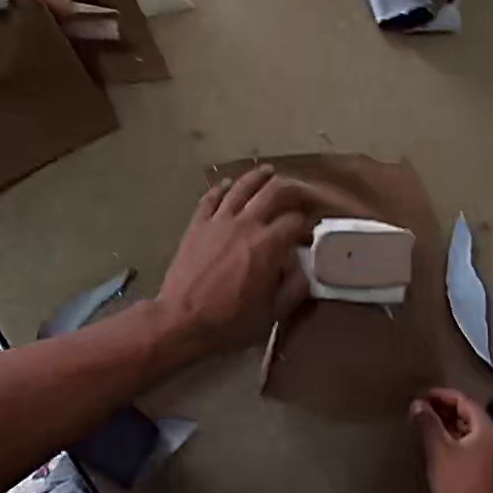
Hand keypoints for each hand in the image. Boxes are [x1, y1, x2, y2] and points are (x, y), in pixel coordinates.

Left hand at [154, 166, 312, 357]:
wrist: (182, 321)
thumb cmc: (231, 321)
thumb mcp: (274, 311)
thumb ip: (295, 286)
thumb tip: (304, 268)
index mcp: (268, 245)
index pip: (296, 221)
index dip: (307, 226)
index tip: (309, 236)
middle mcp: (246, 224)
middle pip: (274, 191)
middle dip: (292, 188)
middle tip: (301, 191)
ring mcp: (218, 222)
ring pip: (242, 187)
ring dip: (258, 177)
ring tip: (268, 171)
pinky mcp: (197, 226)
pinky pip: (211, 199)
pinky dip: (222, 188)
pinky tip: (228, 185)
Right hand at [410, 388, 492, 492]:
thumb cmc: (459, 488)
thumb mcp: (439, 452)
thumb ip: (428, 424)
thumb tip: (418, 404)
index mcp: (488, 430)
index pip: (465, 401)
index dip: (442, 395)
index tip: (422, 396)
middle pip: (470, 414)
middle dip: (445, 409)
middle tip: (422, 409)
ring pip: (470, 431)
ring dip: (449, 425)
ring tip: (426, 426)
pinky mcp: (490, 471)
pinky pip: (472, 445)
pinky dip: (455, 440)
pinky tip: (439, 447)